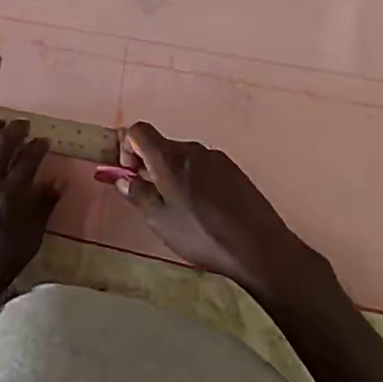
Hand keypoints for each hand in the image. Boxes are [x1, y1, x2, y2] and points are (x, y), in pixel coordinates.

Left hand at [0, 119, 60, 311]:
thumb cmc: (2, 261)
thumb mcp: (31, 238)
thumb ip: (44, 206)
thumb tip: (58, 180)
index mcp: (12, 195)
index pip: (28, 159)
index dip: (38, 146)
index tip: (44, 140)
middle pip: (1, 144)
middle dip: (15, 129)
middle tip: (23, 125)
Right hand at [100, 122, 328, 302]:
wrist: (261, 250)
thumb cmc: (202, 234)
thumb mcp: (159, 220)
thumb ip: (136, 194)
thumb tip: (121, 178)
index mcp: (169, 157)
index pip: (138, 131)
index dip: (127, 148)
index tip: (131, 174)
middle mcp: (192, 149)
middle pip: (161, 145)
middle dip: (150, 165)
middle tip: (153, 197)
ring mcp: (217, 158)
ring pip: (183, 158)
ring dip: (174, 174)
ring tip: (181, 208)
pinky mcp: (235, 171)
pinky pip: (204, 167)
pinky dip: (195, 180)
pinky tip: (205, 210)